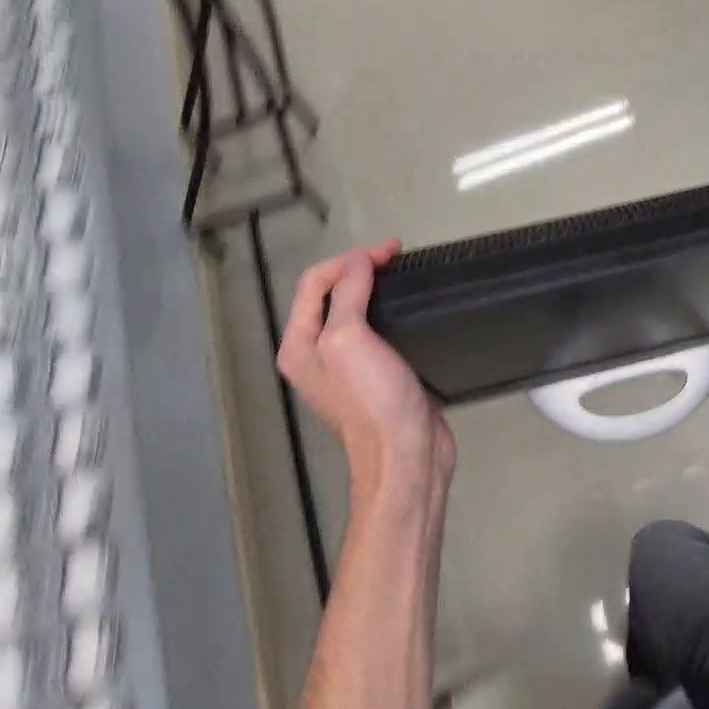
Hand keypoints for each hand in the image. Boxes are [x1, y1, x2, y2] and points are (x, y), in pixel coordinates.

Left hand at [278, 240, 454, 490]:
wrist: (406, 456)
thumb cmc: (372, 399)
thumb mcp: (348, 339)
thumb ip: (347, 294)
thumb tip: (359, 262)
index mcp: (299, 345)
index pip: (314, 283)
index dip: (349, 259)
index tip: (388, 251)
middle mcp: (316, 355)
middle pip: (331, 295)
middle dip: (360, 269)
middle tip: (395, 256)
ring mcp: (347, 368)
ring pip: (355, 312)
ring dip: (374, 288)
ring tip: (401, 275)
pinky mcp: (378, 377)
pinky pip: (377, 332)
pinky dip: (389, 312)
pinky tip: (409, 310)